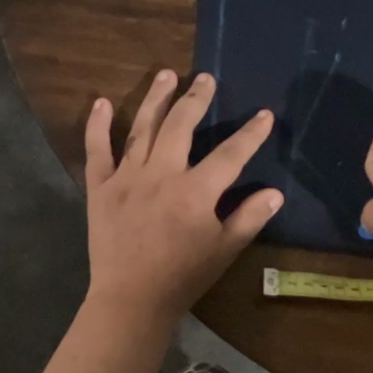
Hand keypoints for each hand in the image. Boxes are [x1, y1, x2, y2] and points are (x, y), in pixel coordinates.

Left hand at [84, 71, 282, 324]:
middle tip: (205, 79)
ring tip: (166, 74)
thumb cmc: (183, 277)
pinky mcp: (101, 188)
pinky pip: (98, 151)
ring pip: (142, 128)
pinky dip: (98, 125)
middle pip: (181, 126)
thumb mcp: (224, 250)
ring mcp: (127, 178)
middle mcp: (161, 174)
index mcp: (195, 191)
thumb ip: (249, 218)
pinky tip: (103, 103)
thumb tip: (275, 194)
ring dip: (155, 98)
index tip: (264, 115)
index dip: (250, 134)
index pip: (230, 154)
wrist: (132, 298)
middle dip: (196, 99)